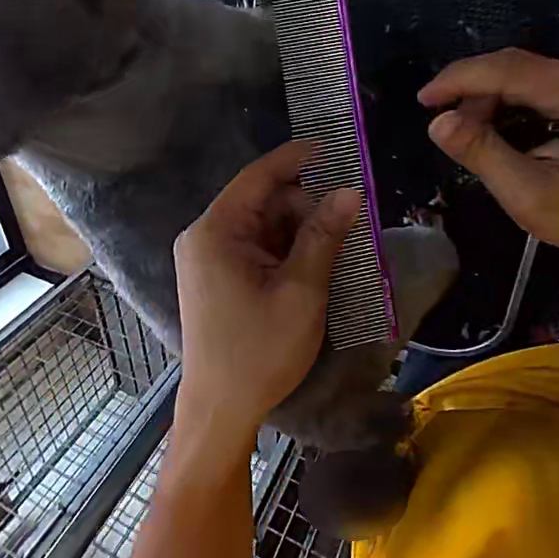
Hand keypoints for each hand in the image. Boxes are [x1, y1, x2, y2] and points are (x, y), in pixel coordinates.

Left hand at [174, 140, 359, 453]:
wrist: (222, 410)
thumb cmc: (259, 351)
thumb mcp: (301, 291)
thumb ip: (324, 236)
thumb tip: (351, 191)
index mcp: (216, 233)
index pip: (258, 177)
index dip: (297, 158)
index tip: (336, 148)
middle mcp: (207, 238)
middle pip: (266, 201)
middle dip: (308, 207)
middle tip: (350, 225)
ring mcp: (211, 259)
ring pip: (267, 225)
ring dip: (303, 232)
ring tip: (339, 252)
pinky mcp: (220, 278)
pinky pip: (261, 248)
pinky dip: (290, 251)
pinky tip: (316, 268)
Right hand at [419, 48, 558, 272]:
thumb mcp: (530, 195)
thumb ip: (484, 155)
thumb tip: (438, 122)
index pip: (511, 68)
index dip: (461, 78)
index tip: (426, 99)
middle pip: (518, 66)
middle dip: (475, 92)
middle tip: (449, 127)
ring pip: (527, 71)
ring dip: (492, 97)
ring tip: (471, 132)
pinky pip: (542, 81)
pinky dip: (514, 100)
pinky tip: (500, 126)